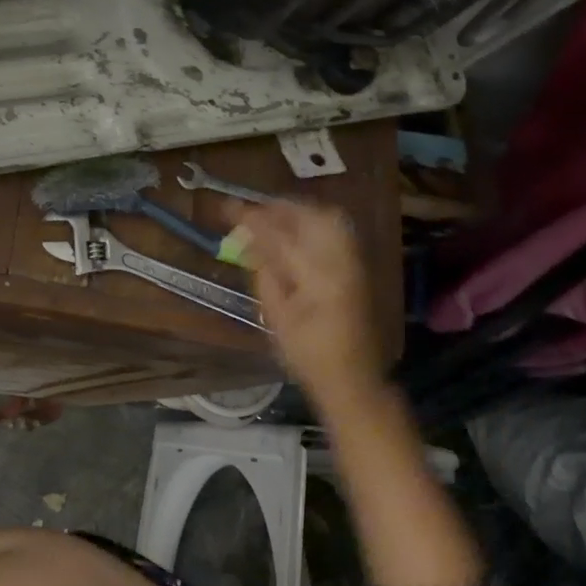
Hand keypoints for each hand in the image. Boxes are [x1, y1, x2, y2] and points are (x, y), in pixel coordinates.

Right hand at [226, 200, 395, 413]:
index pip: (278, 235)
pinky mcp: (360, 266)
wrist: (353, 378)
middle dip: (276, 207)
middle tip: (250, 211)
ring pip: (327, 217)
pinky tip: (295, 230)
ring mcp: (354, 261)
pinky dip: (313, 221)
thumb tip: (248, 242)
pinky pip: (336, 229)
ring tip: (271, 217)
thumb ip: (264, 274)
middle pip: (308, 215)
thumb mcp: (276, 318)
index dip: (251, 217)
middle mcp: (339, 261)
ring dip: (297, 211)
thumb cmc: (307, 355)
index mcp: (316, 277)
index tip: (225, 207)